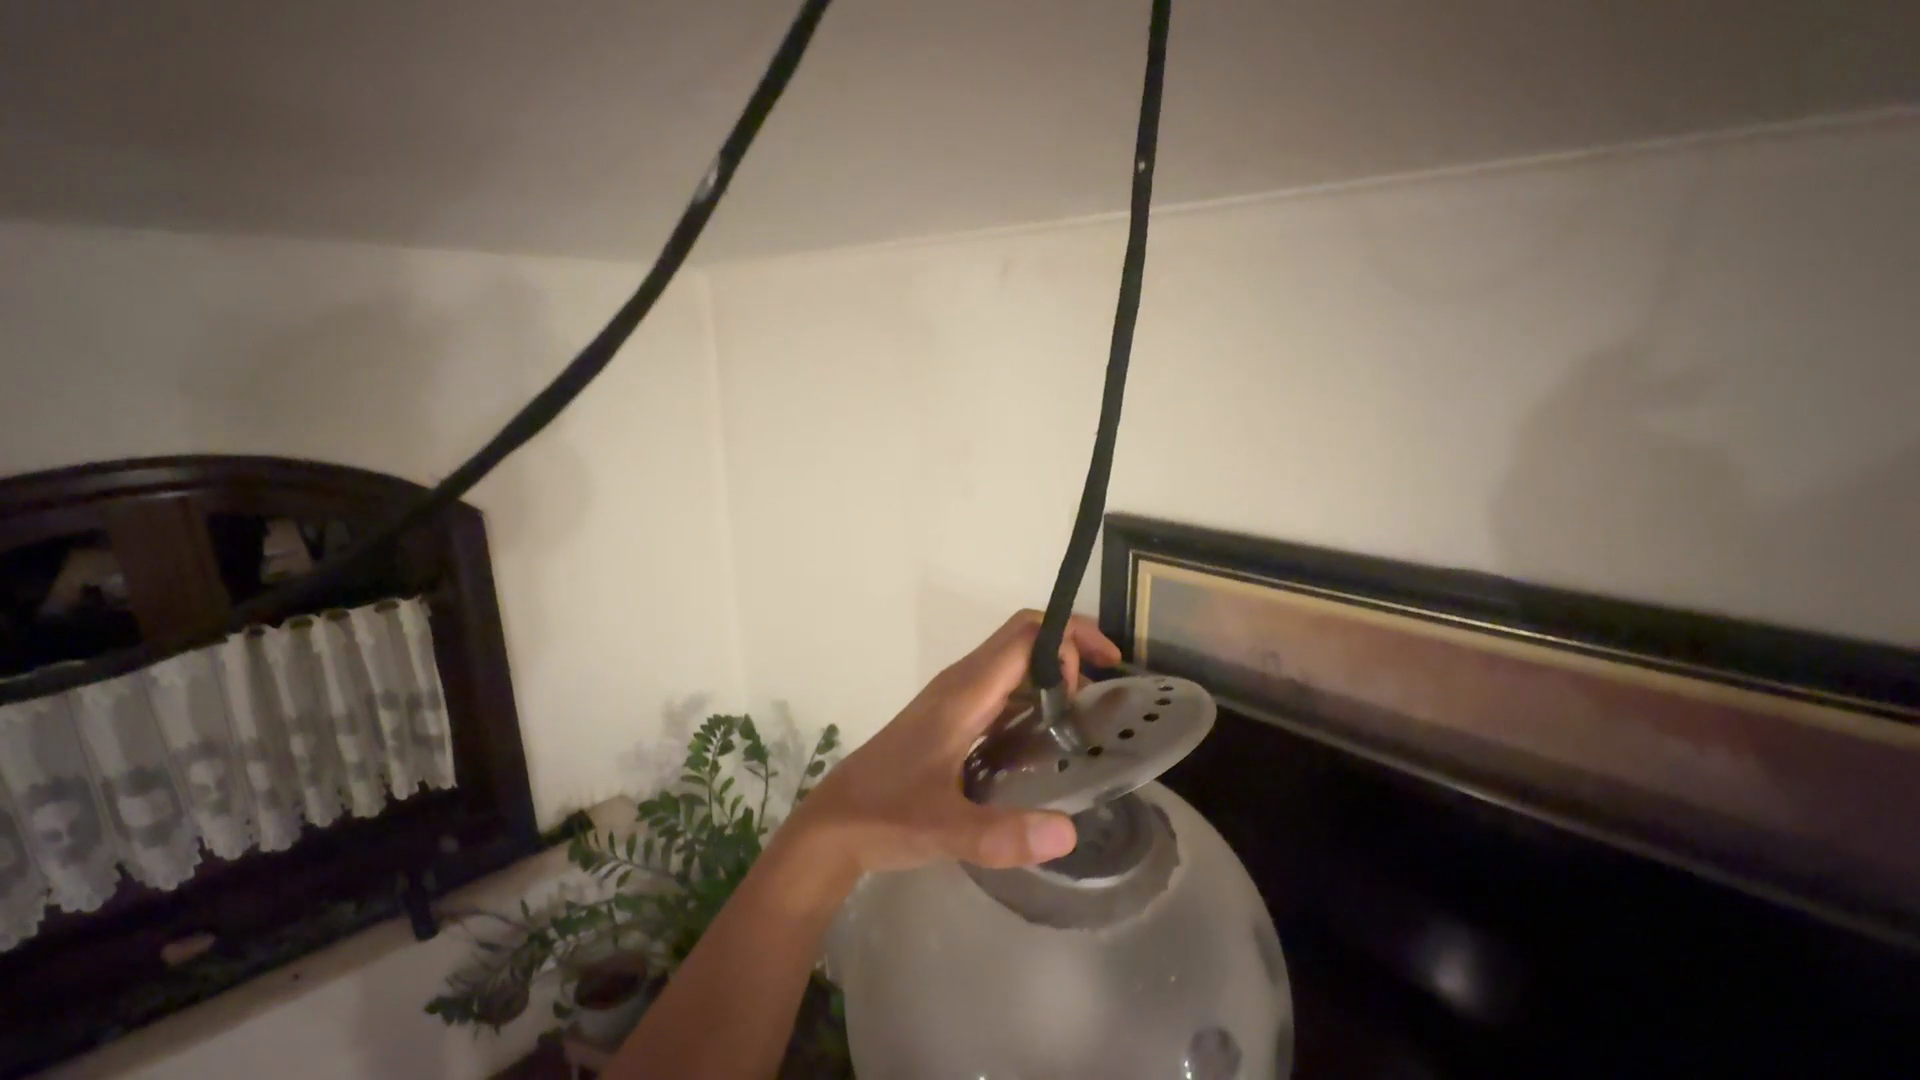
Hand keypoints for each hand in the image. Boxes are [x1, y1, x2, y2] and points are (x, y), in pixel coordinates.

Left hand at [780, 610, 1122, 881]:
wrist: (833, 826)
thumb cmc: (885, 817)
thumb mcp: (945, 831)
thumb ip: (1003, 835)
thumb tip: (1069, 834)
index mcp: (963, 694)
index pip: (1024, 635)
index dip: (1070, 637)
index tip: (1106, 669)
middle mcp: (960, 685)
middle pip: (1022, 639)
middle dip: (1070, 649)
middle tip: (1104, 693)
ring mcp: (952, 701)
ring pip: (1011, 663)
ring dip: (1052, 672)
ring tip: (1087, 713)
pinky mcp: (948, 720)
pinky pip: (999, 689)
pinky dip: (1031, 694)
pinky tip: (1047, 737)